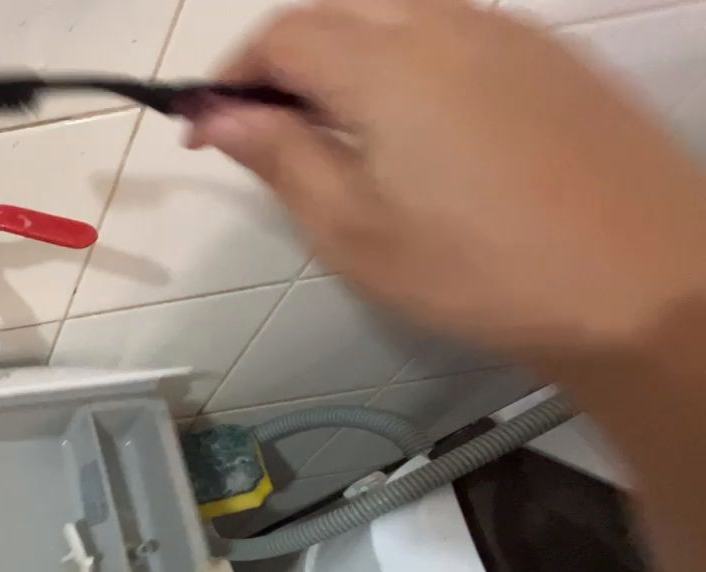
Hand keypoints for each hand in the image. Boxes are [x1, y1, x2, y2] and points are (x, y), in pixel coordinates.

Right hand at [187, 0, 705, 356]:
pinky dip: (388, 62)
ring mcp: (510, 35)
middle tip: (248, 134)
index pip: (286, 34)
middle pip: (337, 11)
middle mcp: (453, 26)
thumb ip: (279, 156)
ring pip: (392, 15)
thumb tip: (219, 118)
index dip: (228, 77)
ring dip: (331, 60)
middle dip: (275, 63)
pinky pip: (444, 34)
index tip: (200, 134)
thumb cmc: (464, 266)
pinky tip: (385, 129)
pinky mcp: (545, 58)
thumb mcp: (345, 224)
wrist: (636, 280)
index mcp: (392, 67)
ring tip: (309, 136)